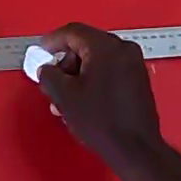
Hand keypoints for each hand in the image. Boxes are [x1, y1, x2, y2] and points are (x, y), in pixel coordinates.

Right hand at [36, 23, 165, 161]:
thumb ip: (49, 75)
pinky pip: (110, 71)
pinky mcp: (138, 80)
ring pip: (98, 60)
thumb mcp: (64, 96)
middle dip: (66, 63)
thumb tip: (46, 69)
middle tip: (52, 81)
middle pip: (86, 45)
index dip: (53, 41)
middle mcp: (123, 50)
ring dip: (78, 74)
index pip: (73, 32)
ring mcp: (134, 64)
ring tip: (65, 99)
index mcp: (105, 47)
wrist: (134, 148)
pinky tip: (82, 101)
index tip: (42, 50)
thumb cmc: (101, 120)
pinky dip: (93, 80)